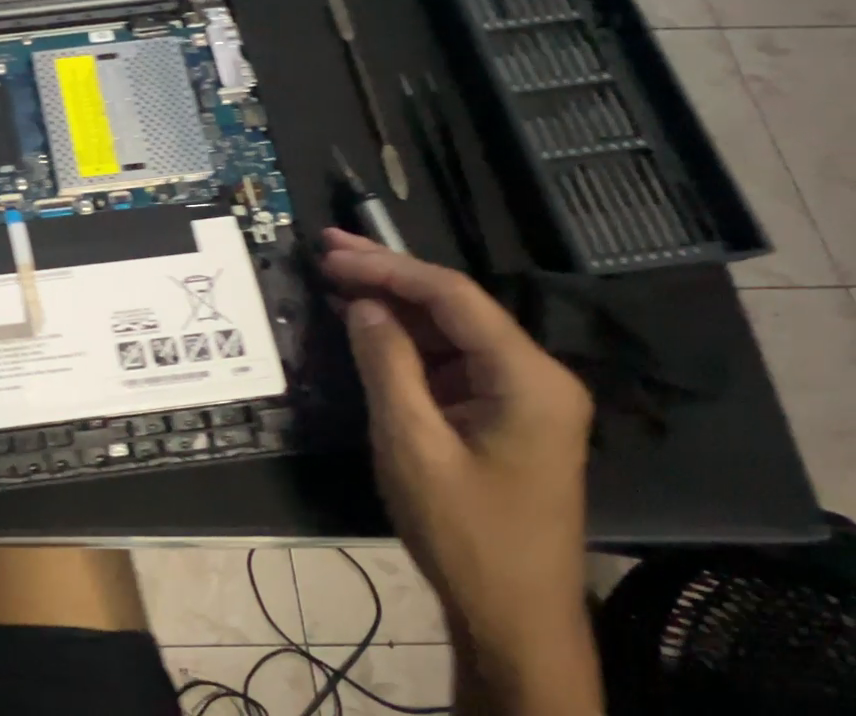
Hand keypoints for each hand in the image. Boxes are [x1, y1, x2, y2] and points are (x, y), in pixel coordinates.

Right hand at [320, 229, 593, 656]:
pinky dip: (403, 342)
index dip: (389, 268)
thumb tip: (363, 305)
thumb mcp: (411, 445)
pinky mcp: (499, 415)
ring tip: (335, 275)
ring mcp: (518, 396)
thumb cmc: (464, 531)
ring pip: (448, 332)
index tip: (332, 254)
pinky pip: (448, 362)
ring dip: (392, 305)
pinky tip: (364, 324)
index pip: (453, 297)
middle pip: (454, 307)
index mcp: (526, 377)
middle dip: (388, 275)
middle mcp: (532, 375)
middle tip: (328, 248)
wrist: (514, 613)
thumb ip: (387, 365)